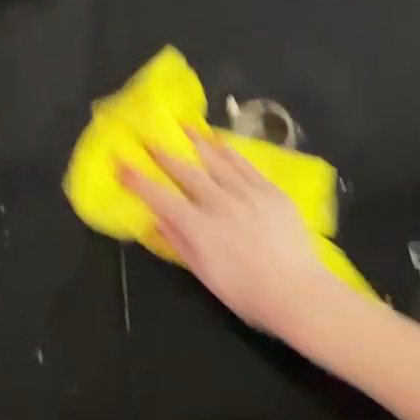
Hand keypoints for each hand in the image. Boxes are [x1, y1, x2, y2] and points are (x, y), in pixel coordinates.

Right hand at [119, 128, 345, 334]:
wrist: (298, 292)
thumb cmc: (246, 293)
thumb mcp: (205, 274)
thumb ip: (180, 243)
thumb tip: (157, 220)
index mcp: (200, 228)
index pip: (161, 198)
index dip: (139, 181)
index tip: (122, 164)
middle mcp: (220, 204)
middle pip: (187, 172)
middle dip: (164, 153)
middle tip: (149, 137)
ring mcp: (248, 193)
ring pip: (216, 161)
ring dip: (196, 142)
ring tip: (182, 126)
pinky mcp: (271, 191)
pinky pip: (246, 165)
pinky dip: (229, 152)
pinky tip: (220, 142)